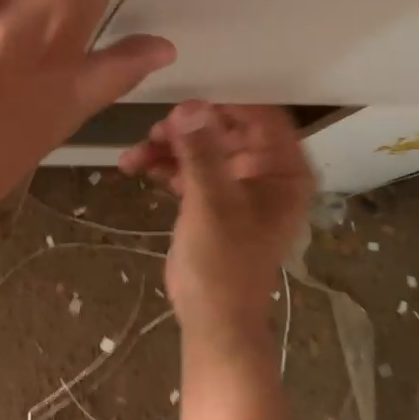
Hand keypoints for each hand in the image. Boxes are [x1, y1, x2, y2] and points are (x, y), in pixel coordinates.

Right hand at [121, 102, 314, 349]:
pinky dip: (166, 170)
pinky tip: (136, 167)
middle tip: (154, 132)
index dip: (225, 104)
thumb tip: (188, 106)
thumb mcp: (212, 203)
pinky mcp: (212, 207)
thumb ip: (201, 152)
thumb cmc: (223, 264)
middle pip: (226, 132)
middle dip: (187, 130)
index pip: (262, 117)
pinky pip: (191, 175)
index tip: (185, 99)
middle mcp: (265, 175)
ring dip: (169, 150)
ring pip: (203, 153)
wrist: (213, 319)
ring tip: (134, 154)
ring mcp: (237, 191)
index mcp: (284, 171)